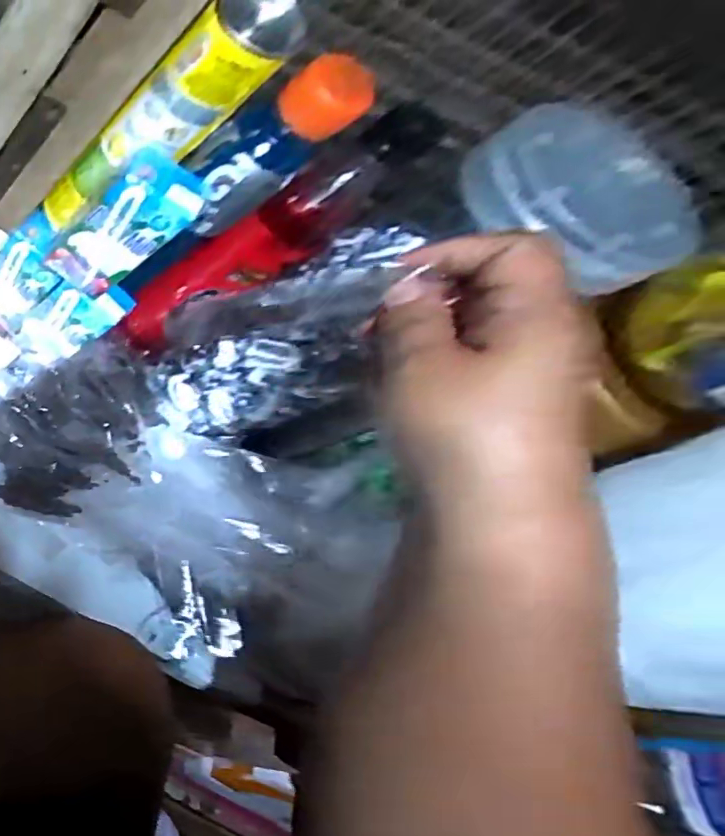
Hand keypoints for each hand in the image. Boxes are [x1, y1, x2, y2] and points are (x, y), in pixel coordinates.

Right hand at [377, 232, 607, 513]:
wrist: (492, 507)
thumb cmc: (458, 428)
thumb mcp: (419, 367)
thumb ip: (410, 319)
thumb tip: (404, 288)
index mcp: (537, 312)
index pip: (510, 250)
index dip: (451, 251)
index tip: (388, 278)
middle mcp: (544, 332)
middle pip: (493, 286)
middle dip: (427, 293)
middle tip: (370, 322)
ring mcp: (528, 370)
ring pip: (475, 325)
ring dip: (422, 329)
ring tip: (372, 353)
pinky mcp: (505, 401)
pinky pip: (470, 358)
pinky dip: (429, 358)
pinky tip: (392, 381)